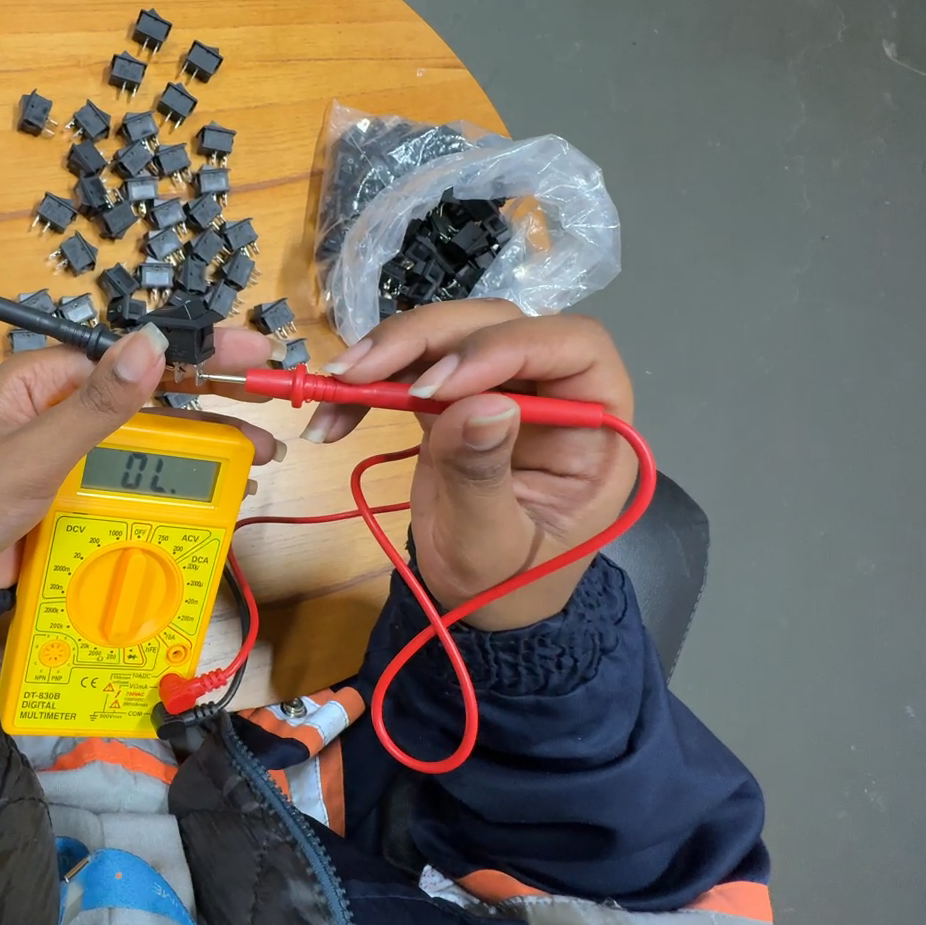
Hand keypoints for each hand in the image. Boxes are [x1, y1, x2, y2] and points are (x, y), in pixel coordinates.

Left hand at [0, 326, 281, 591]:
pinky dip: (165, 484)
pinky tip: (206, 493)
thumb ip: (97, 405)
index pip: (133, 357)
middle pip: (148, 399)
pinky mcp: (71, 490)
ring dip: (196, 449)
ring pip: (144, 443)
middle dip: (209, 405)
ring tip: (253, 460)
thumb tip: (152, 342)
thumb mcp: (34, 450)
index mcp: (47, 378)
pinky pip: (125, 480)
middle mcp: (63, 407)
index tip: (251, 351)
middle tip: (269, 415)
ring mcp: (69, 451)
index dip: (196, 353)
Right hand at [300, 300, 636, 630]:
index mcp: (593, 423)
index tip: (435, 386)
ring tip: (335, 386)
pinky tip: (332, 419)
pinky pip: (408, 371)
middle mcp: (550, 392)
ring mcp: (497, 390)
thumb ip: (484, 475)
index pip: (569, 348)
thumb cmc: (505, 581)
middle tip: (358, 372)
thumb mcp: (494, 542)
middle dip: (423, 340)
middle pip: (495, 325)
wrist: (479, 599)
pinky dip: (364, 388)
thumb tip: (478, 403)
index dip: (503, 348)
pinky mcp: (451, 401)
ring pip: (446, 336)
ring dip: (385, 355)